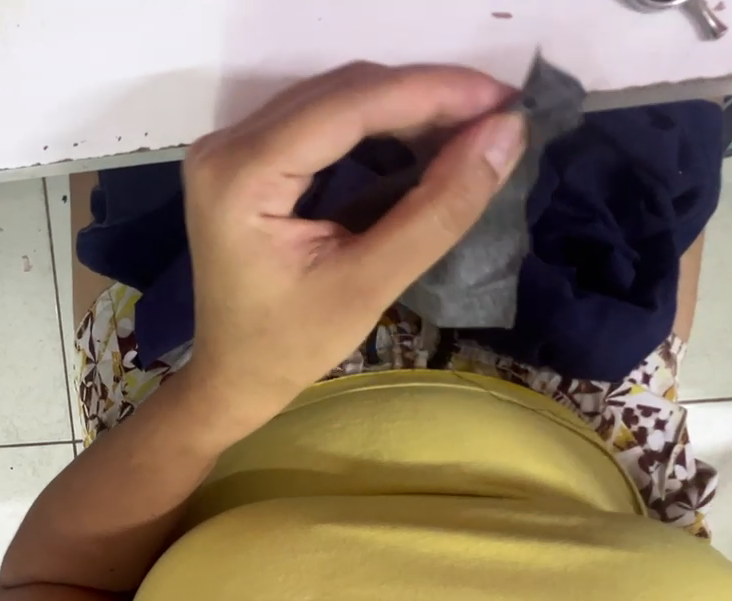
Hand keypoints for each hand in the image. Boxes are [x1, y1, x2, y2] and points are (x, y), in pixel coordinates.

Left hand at [178, 63, 526, 416]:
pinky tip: (418, 140)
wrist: (232, 377)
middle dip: (422, 98)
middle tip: (495, 119)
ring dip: (402, 107)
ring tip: (466, 131)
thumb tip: (507, 133)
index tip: (506, 99)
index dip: (432, 93)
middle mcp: (224, 149)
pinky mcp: (240, 161)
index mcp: (240, 179)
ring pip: (332, 98)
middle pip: (340, 92)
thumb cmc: (289, 347)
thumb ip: (436, 211)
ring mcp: (227, 151)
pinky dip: (371, 125)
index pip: (347, 107)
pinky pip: (317, 119)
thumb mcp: (367, 286)